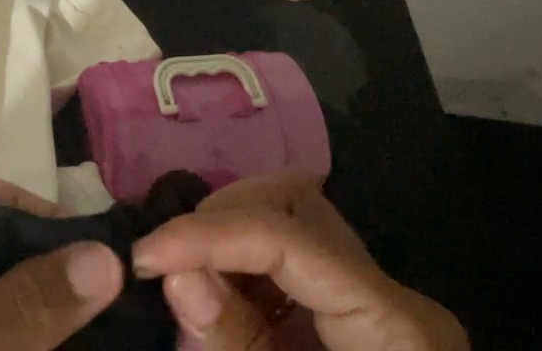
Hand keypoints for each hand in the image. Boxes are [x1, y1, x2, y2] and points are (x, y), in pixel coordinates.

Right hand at [133, 176, 466, 350]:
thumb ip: (236, 345)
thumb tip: (176, 276)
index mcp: (396, 325)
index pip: (288, 236)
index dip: (208, 235)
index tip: (145, 257)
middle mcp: (390, 295)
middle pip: (292, 204)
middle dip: (219, 223)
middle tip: (169, 266)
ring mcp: (372, 304)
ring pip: (285, 221)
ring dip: (224, 242)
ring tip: (187, 286)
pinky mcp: (350, 320)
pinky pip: (286, 265)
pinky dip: (239, 271)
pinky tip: (217, 305)